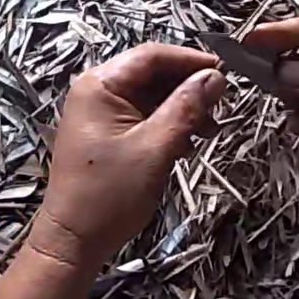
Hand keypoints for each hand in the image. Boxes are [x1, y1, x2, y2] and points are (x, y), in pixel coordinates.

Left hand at [33, 44, 225, 270]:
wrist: (73, 243)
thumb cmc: (109, 194)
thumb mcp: (155, 148)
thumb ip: (186, 108)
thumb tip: (216, 77)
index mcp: (100, 85)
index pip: (152, 55)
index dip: (190, 60)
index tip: (225, 72)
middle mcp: (98, 90)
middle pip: (153, 73)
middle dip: (188, 87)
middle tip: (220, 106)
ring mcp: (102, 112)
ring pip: (152, 95)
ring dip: (182, 107)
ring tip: (208, 130)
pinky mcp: (108, 132)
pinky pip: (145, 115)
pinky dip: (169, 123)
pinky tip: (188, 142)